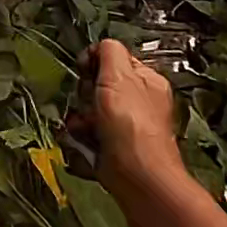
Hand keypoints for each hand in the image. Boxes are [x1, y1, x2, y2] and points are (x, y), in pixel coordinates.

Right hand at [86, 39, 184, 192]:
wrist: (138, 178)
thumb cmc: (130, 123)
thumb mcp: (119, 75)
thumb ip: (108, 51)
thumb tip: (98, 48)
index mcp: (146, 81)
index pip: (112, 59)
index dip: (95, 63)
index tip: (86, 72)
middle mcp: (138, 103)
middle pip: (97, 85)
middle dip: (86, 93)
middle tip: (89, 103)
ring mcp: (126, 128)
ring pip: (89, 111)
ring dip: (80, 118)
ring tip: (84, 127)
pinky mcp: (113, 150)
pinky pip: (88, 135)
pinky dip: (81, 139)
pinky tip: (82, 142)